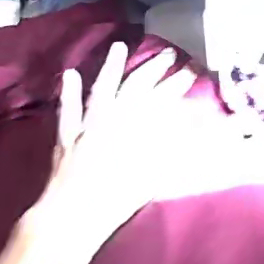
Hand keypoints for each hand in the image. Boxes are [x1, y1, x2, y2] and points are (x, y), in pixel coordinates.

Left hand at [24, 44, 195, 257]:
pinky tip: (70, 74)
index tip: (195, 69)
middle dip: (155, 67)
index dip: (181, 81)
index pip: (166, 95)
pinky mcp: (67, 135)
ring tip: (118, 46)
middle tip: (169, 54)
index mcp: (140, 125)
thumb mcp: (158, 171)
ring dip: (111, 67)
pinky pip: (69, 110)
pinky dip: (69, 92)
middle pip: (138, 85)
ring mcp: (89, 123)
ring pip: (103, 88)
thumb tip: (193, 119)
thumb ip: (175, 142)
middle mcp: (115, 116)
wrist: (73, 217)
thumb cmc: (120, 198)